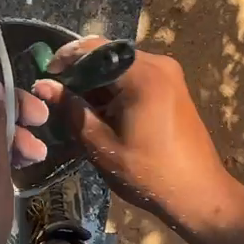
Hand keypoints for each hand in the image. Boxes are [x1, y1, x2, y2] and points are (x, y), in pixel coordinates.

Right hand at [32, 38, 243, 231]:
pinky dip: (114, 86)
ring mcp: (169, 73)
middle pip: (108, 54)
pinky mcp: (172, 85)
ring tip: (76, 104)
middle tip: (58, 93)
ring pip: (120, 64)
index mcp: (142, 75)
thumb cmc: (150, 174)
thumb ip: (72, 110)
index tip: (47, 77)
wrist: (200, 195)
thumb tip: (43, 86)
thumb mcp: (102, 145)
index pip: (94, 48)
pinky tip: (102, 109)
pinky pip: (134, 74)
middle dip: (80, 71)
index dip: (66, 58)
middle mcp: (158, 64)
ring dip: (97, 80)